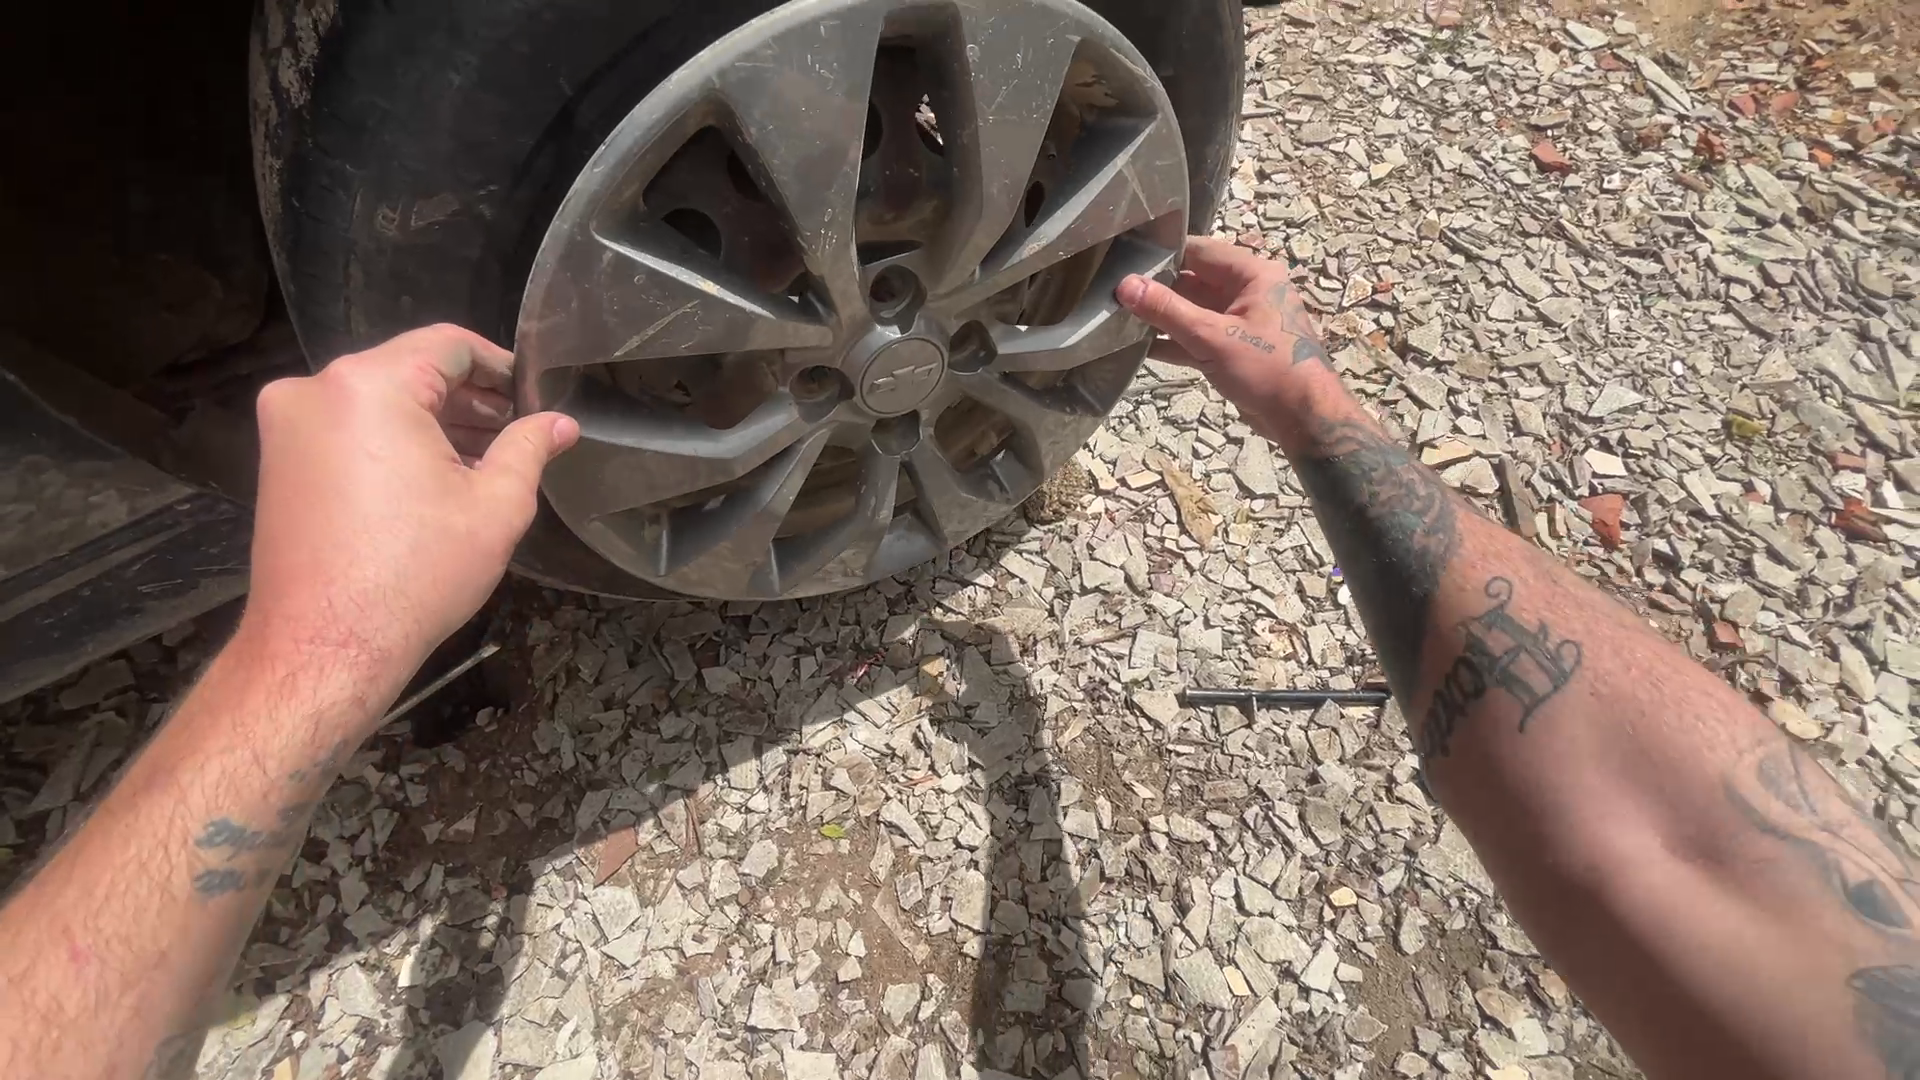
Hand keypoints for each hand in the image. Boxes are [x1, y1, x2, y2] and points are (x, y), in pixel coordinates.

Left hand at [242, 324, 579, 691]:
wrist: (328, 642)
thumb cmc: (421, 568)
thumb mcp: (498, 503)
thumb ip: (530, 447)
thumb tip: (562, 423)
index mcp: (369, 386)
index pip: (448, 345)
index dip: (503, 365)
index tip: (539, 397)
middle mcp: (315, 390)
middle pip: (412, 369)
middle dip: (474, 399)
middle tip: (525, 432)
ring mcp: (288, 425)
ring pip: (383, 400)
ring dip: (440, 421)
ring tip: (492, 459)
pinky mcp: (280, 460)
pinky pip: (354, 427)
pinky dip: (402, 440)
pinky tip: (442, 477)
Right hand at [1116, 236, 1329, 438]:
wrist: (1301, 416)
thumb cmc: (1266, 368)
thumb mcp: (1211, 336)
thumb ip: (1166, 310)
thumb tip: (1125, 286)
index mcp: (1252, 274)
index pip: (1199, 251)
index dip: (1162, 254)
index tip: (1124, 260)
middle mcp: (1247, 292)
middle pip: (1193, 281)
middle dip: (1157, 289)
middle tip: (1114, 292)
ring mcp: (1239, 322)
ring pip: (1192, 312)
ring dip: (1162, 318)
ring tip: (1120, 319)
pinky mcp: (1232, 349)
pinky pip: (1196, 338)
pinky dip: (1173, 342)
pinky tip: (1139, 348)